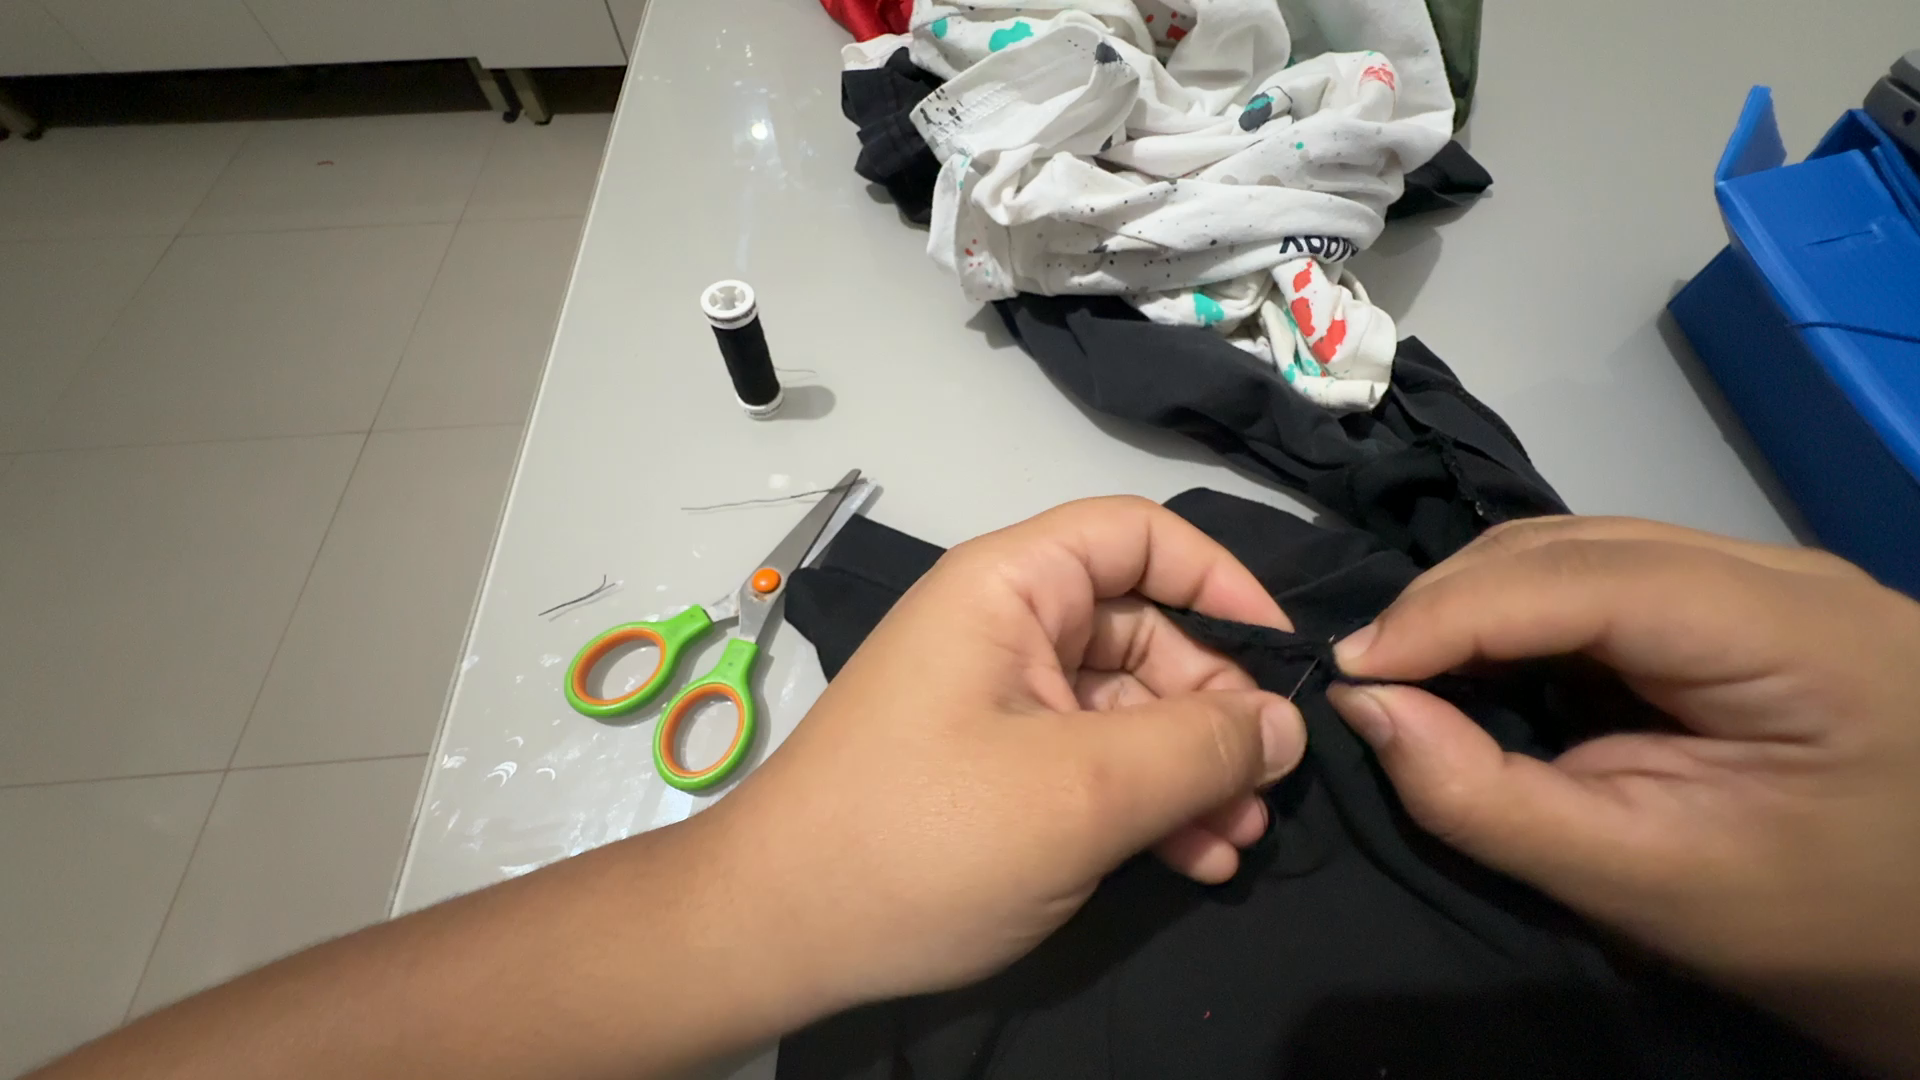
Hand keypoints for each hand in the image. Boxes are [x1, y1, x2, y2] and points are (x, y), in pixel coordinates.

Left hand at [701, 496, 1306, 1010]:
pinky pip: (1091, 754)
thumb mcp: (1080, 790)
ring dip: (1187, 766)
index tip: (1281, 654)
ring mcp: (1000, 694)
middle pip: (1142, 628)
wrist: (782, 927)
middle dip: (1211, 707)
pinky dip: (1143, 798)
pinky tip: (1192, 857)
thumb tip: (1284, 723)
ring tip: (1235, 840)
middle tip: (1264, 788)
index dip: (1218, 580)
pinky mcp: (997, 756)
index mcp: (1009, 587)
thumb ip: (1197, 747)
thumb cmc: (926, 834)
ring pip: (1125, 704)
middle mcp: (1005, 625)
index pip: (1135, 536)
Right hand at [1327, 517, 1919, 1070]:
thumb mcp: (1631, 880)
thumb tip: (1361, 702)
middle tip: (1370, 676)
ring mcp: (1742, 573)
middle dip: (1440, 605)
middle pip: (1558, 547)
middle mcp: (1773, 573)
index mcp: (1801, 640)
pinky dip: (1493, 609)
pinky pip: (1565, 572)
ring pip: (1551, 547)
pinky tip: (1470, 657)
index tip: (1352, 669)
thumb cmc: (1803, 923)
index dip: (1447, 613)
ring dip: (1459, 602)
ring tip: (1409, 668)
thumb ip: (1480, 796)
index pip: (1585, 581)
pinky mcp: (1707, 592)